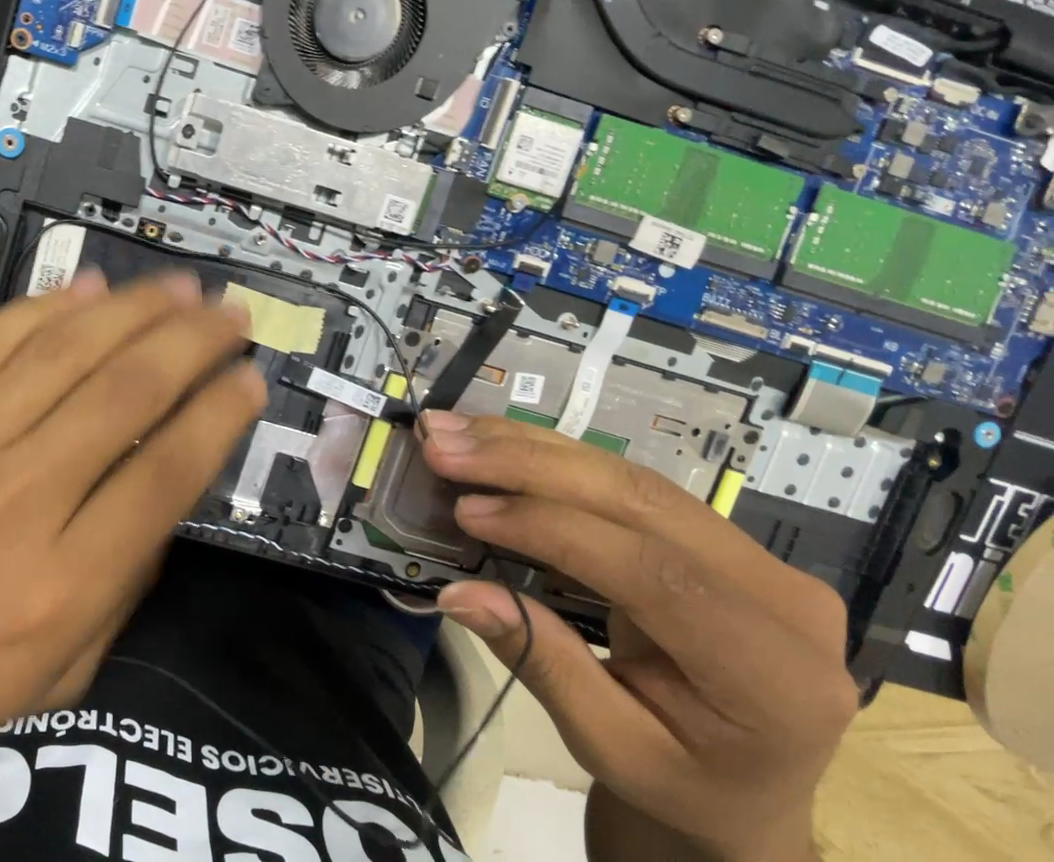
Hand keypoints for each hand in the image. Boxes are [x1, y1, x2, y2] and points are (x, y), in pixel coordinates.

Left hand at [0, 270, 264, 791]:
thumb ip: (124, 583)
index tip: (251, 379)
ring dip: (133, 310)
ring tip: (182, 288)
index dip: (220, 415)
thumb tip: (163, 489)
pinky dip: (46, 308)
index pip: (167, 473)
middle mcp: (18, 499)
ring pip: (65, 353)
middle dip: (193, 343)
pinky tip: (89, 289)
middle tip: (234, 313)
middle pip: (126, 395)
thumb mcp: (60, 675)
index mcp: (62, 582)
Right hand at [421, 412, 855, 861]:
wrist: (743, 794)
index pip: (657, 573)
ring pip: (635, 480)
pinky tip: (501, 444)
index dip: (556, 530)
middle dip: (532, 465)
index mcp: (774, 673)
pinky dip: (557, 462)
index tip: (467, 509)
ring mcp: (761, 560)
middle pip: (646, 503)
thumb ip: (543, 663)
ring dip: (535, 450)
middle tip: (442, 443)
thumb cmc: (680, 785)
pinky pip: (633, 488)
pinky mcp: (725, 541)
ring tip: (455, 431)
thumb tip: (457, 594)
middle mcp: (783, 598)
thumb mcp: (608, 745)